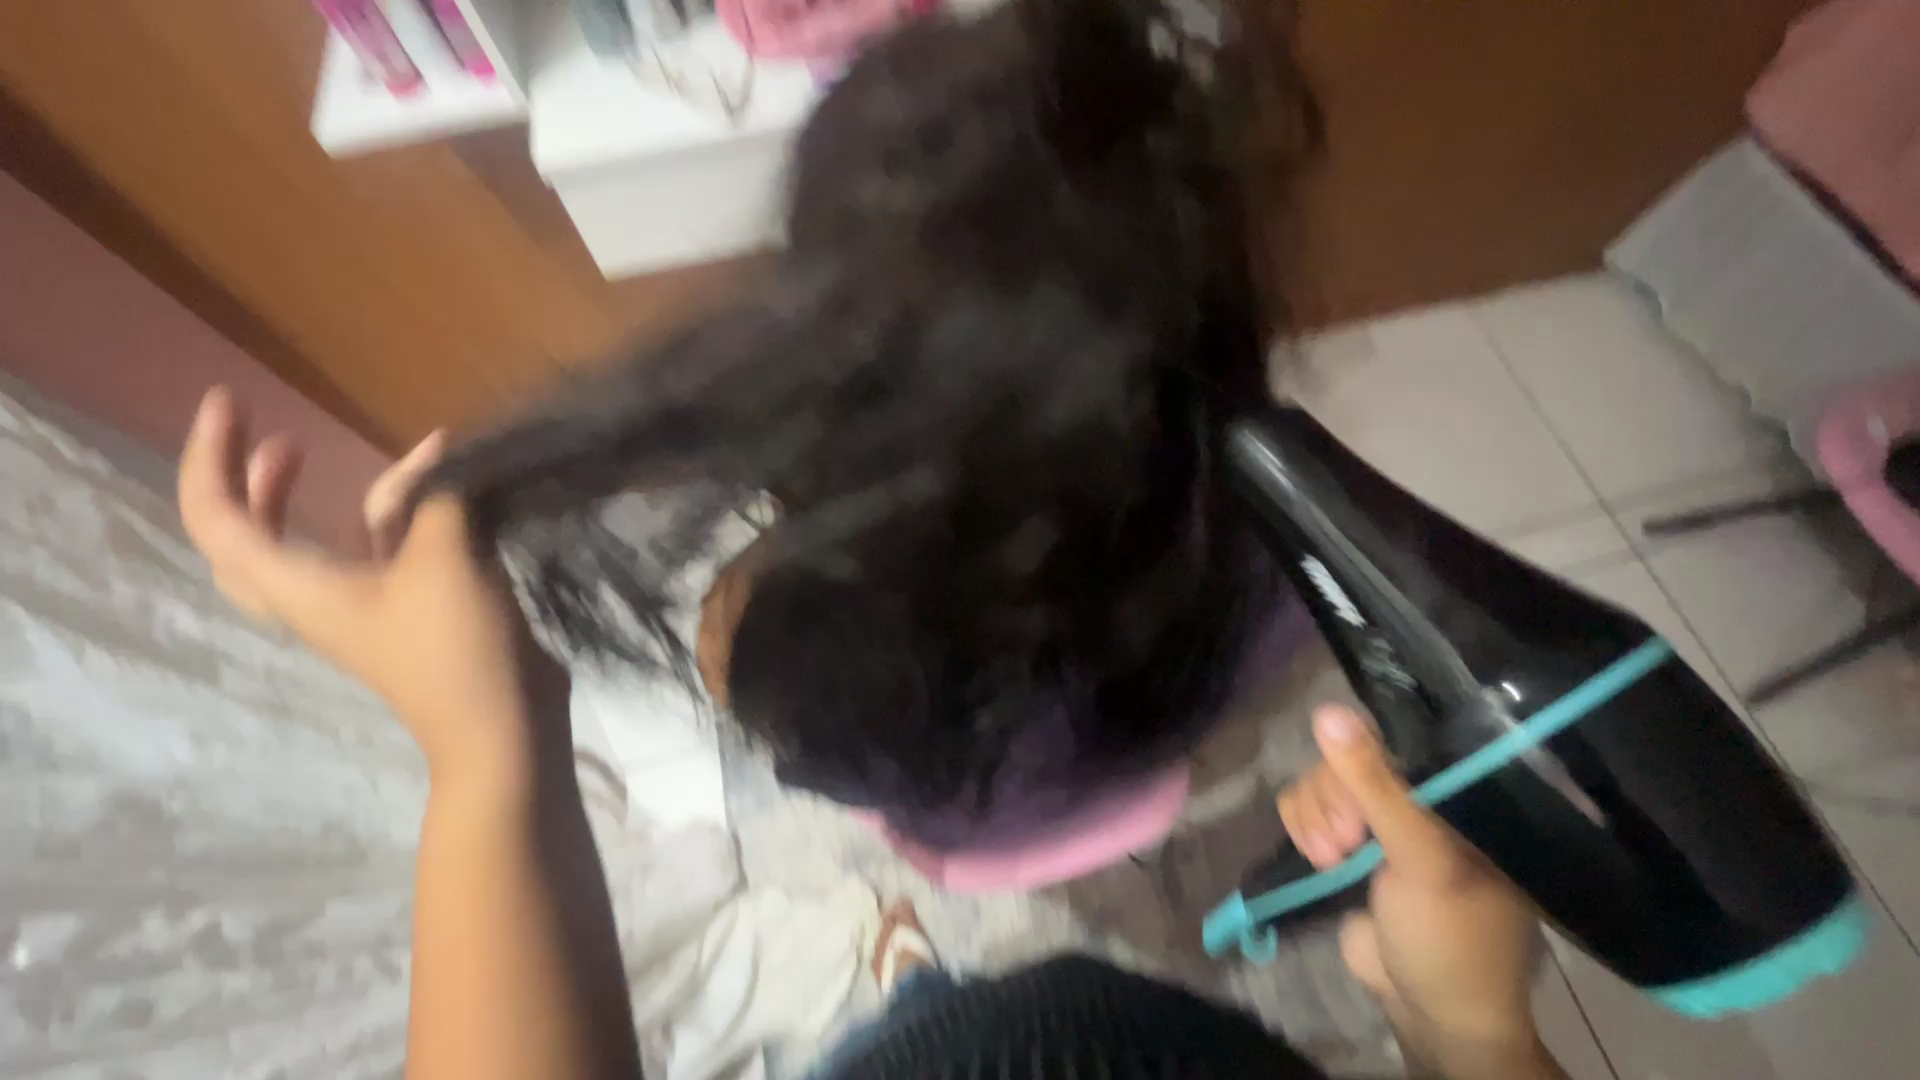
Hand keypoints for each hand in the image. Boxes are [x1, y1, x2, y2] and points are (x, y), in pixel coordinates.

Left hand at [178, 388, 565, 778]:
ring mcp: (367, 606)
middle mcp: (317, 596)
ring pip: (330, 541)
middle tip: (283, 438)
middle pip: (253, 537)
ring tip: (404, 456)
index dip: (212, 453)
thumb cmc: (453, 645)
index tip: (233, 400)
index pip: (218, 516)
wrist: (500, 721)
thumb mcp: (444, 560)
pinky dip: (410, 517)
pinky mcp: (414, 612)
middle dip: (258, 482)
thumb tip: (448, 459)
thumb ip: (438, 499)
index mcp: (297, 587)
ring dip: (351, 495)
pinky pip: (389, 553)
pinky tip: (453, 492)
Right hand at [1279, 706, 1552, 1075]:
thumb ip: (1374, 784)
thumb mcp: (1419, 856)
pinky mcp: (1343, 844)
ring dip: (1313, 820)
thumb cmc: (1447, 935)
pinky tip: (1318, 861)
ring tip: (1332, 862)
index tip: (1356, 813)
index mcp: (1449, 795)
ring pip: (1319, 783)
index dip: (1359, 765)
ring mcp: (1375, 823)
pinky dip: (1301, 827)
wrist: (1428, 1013)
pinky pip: (1304, 807)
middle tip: (1348, 847)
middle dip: (1333, 804)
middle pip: (1345, 762)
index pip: (1389, 743)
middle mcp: (1412, 799)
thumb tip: (1327, 710)